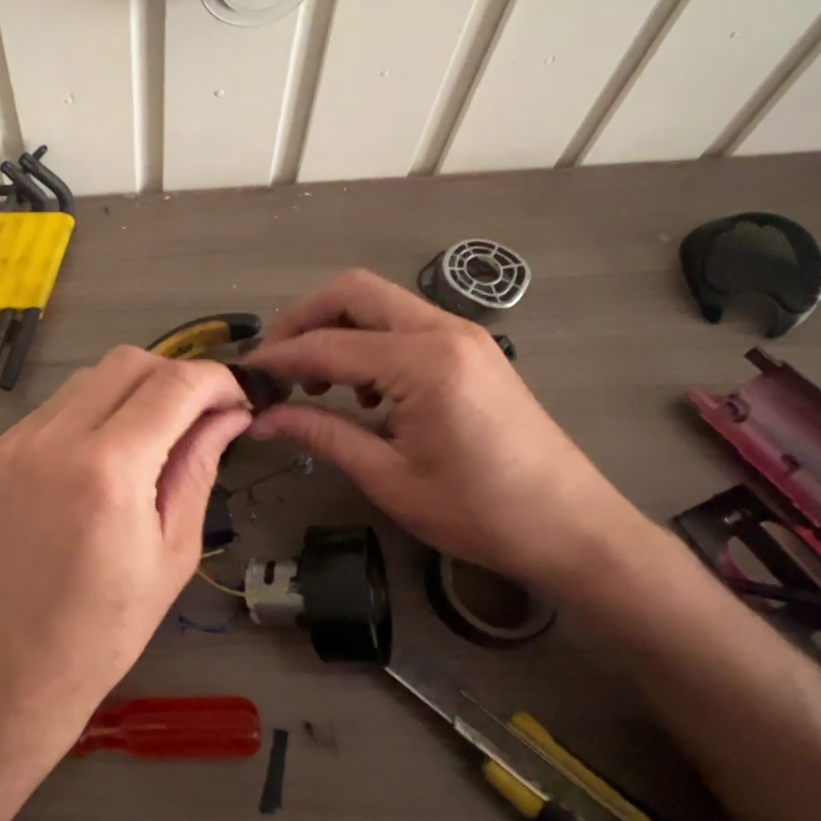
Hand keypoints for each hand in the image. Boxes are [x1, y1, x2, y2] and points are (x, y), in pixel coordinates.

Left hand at [0, 346, 252, 716]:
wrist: (19, 658)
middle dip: (172, 376)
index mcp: (109, 470)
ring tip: (149, 437)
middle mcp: (55, 439)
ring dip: (129, 391)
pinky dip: (89, 414)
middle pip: (126, 361)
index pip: (173, 384)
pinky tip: (100, 456)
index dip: (215, 379)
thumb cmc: (109, 622)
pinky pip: (54, 407)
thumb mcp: (174, 548)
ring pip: (87, 377)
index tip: (236, 396)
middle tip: (196, 415)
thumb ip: (199, 465)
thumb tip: (230, 413)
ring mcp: (16, 441)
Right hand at [244, 270, 646, 590]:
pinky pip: (404, 322)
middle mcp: (443, 331)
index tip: (245, 377)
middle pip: (352, 291)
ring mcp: (463, 334)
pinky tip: (364, 391)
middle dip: (303, 319)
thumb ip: (321, 435)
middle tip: (277, 364)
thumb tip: (261, 419)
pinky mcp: (472, 348)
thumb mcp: (389, 479)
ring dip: (337, 327)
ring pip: (378, 301)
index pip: (327, 344)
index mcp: (423, 364)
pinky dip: (369, 340)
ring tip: (317, 383)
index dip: (278, 359)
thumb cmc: (481, 513)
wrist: (575, 529)